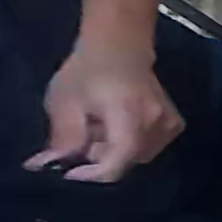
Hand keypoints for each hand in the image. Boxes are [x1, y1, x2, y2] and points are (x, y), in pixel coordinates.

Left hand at [26, 29, 184, 181]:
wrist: (121, 47)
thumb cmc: (88, 70)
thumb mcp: (64, 101)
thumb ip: (62, 138)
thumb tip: (47, 168)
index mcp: (129, 113)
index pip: (117, 162)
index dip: (91, 175)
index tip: (68, 171)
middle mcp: (156, 121)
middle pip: (125, 162)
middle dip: (98, 158)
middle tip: (82, 136)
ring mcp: (169, 123)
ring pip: (137, 158)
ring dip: (114, 152)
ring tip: (100, 129)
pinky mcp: (174, 125)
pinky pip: (150, 150)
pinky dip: (131, 147)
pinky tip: (119, 129)